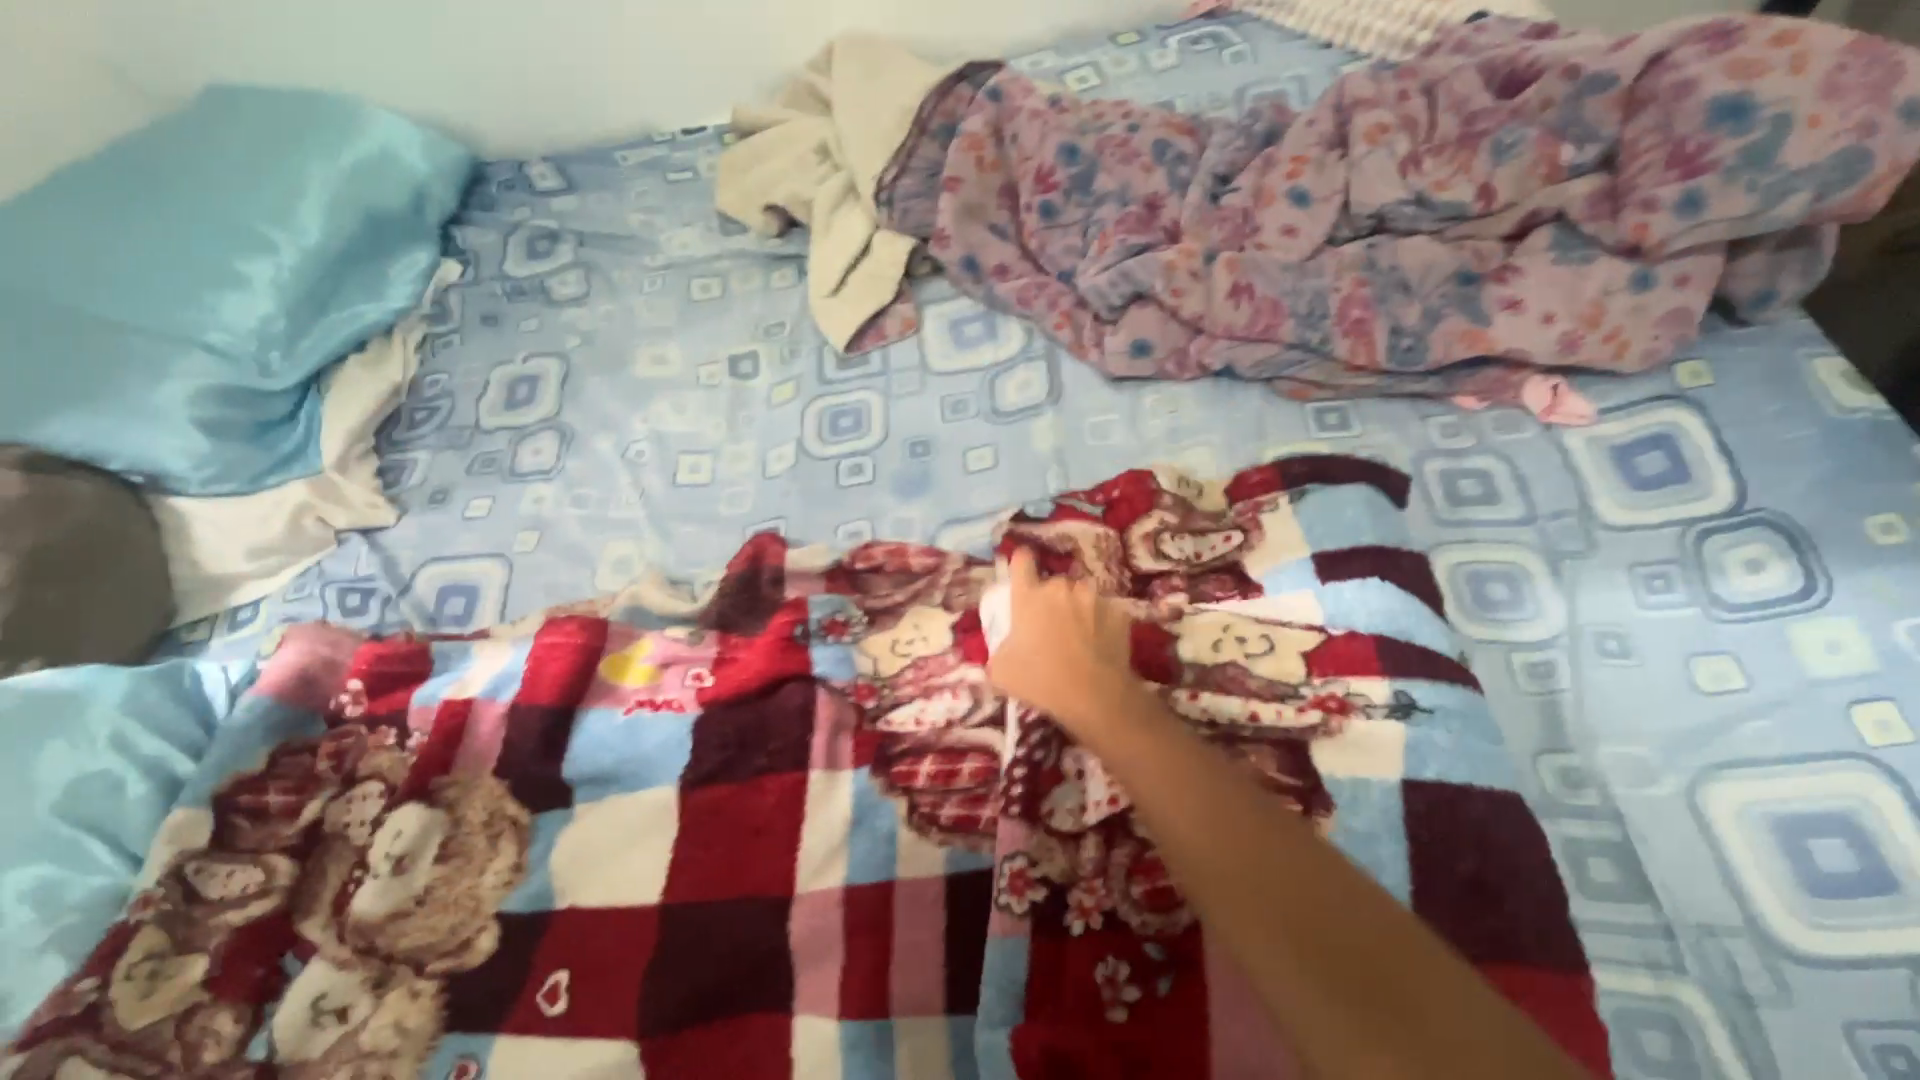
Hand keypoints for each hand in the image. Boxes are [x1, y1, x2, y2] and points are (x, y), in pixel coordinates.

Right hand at [987, 547, 1146, 736]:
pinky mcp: (1119, 613)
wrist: (1094, 697)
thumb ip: (999, 649)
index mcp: (1029, 596)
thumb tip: (1007, 647)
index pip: (1022, 560)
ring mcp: (1094, 598)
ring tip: (1079, 637)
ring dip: (1078, 609)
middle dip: (1052, 599)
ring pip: (1082, 596)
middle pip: (1054, 584)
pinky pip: (1105, 612)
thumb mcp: (1001, 671)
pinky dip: (1101, 624)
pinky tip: (1100, 646)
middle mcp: (1061, 588)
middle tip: (1051, 627)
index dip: (1021, 564)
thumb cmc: (1040, 681)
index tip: (1023, 574)